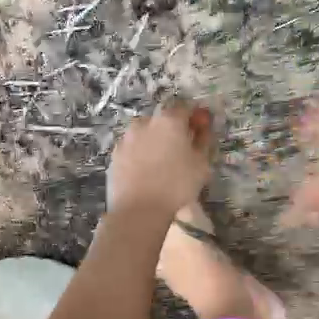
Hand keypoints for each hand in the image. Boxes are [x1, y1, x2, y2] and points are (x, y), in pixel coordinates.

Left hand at [107, 101, 214, 219]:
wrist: (139, 210)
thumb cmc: (177, 185)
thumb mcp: (201, 164)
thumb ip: (203, 140)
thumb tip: (202, 127)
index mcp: (170, 120)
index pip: (185, 108)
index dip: (195, 117)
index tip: (200, 131)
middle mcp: (146, 122)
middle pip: (163, 119)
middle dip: (174, 129)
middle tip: (182, 149)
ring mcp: (127, 137)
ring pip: (146, 133)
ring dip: (156, 140)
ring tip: (162, 163)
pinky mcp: (115, 154)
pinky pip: (133, 147)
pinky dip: (141, 153)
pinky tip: (146, 171)